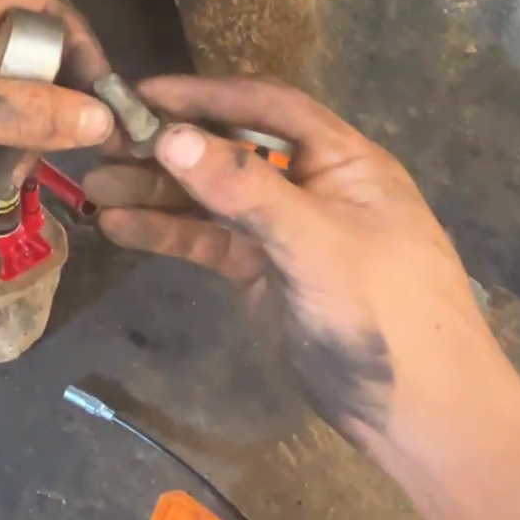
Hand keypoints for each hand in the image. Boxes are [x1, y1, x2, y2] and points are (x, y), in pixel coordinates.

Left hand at [0, 0, 116, 207]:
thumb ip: (33, 111)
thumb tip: (105, 119)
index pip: (43, 4)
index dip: (79, 41)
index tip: (101, 89)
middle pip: (32, 45)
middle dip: (54, 93)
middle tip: (67, 137)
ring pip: (12, 82)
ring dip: (29, 122)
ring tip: (24, 166)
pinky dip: (4, 132)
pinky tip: (5, 167)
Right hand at [82, 76, 519, 459]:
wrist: (424, 426)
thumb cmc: (388, 317)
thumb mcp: (316, 245)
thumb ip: (244, 189)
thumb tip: (171, 135)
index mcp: (340, 161)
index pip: (264, 107)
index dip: (205, 95)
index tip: (144, 94)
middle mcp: (306, 184)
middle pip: (226, 149)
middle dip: (166, 146)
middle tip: (105, 142)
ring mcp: (279, 228)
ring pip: (208, 196)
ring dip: (153, 191)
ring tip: (94, 188)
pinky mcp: (258, 268)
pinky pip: (205, 239)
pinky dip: (164, 232)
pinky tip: (118, 226)